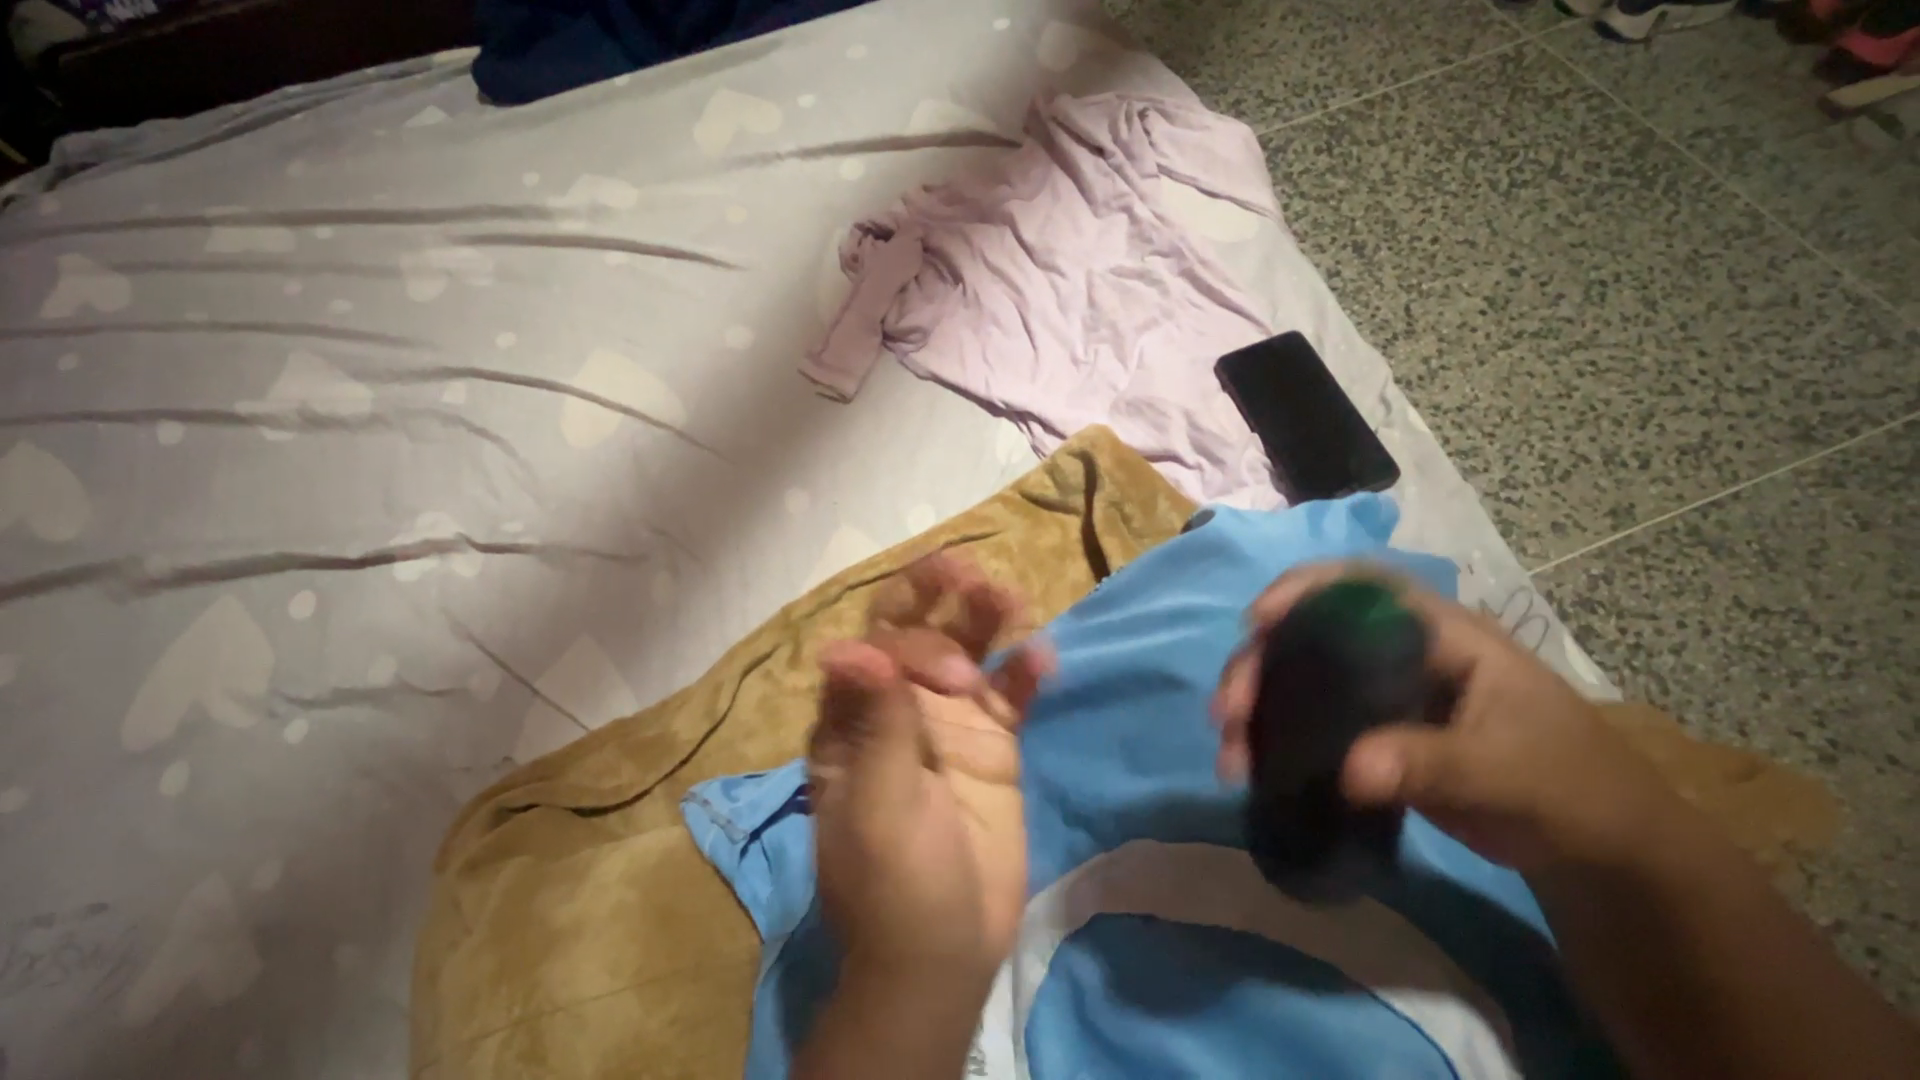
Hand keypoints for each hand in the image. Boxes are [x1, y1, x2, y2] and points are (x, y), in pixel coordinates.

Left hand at [807, 555, 1053, 982]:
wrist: (944, 953)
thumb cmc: (893, 884)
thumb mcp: (877, 804)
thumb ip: (875, 722)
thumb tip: (846, 645)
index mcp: (853, 718)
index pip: (872, 645)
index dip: (904, 627)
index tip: (945, 648)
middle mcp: (899, 706)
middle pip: (917, 630)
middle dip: (940, 596)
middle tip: (975, 581)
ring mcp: (949, 722)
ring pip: (967, 648)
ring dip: (985, 617)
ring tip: (1013, 601)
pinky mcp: (995, 743)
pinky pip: (1011, 692)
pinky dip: (1027, 670)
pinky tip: (1045, 658)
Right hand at [1213, 561, 1687, 875]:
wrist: (1598, 850)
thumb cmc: (1569, 786)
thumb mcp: (1506, 771)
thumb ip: (1431, 764)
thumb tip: (1349, 768)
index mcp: (1442, 636)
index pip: (1363, 588)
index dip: (1304, 590)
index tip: (1256, 621)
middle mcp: (1402, 656)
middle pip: (1313, 636)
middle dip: (1261, 664)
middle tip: (1229, 710)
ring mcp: (1386, 698)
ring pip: (1303, 682)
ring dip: (1258, 708)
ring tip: (1230, 751)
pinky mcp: (1375, 738)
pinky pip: (1312, 727)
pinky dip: (1277, 742)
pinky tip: (1251, 767)